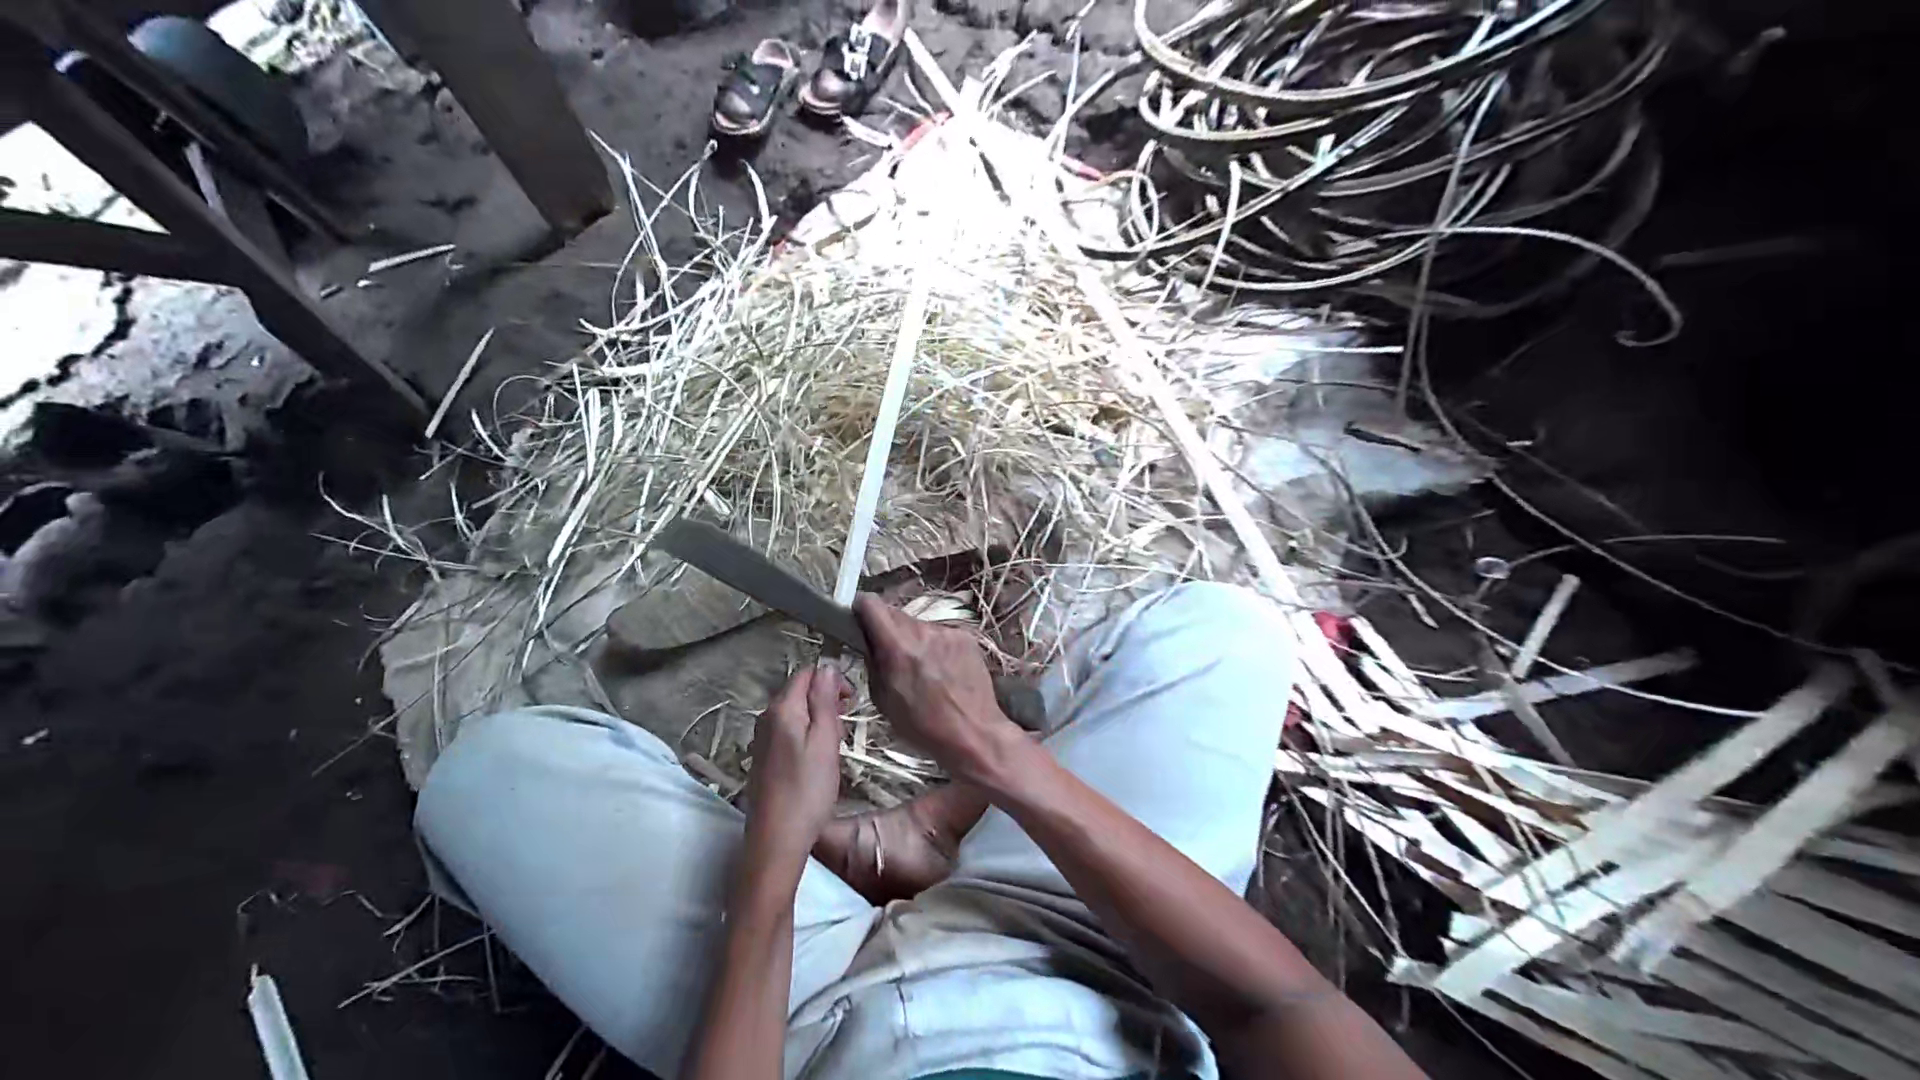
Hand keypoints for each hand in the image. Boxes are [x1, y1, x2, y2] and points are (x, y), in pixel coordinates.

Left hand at [746, 662, 849, 857]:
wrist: (776, 840)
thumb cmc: (808, 790)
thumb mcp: (825, 741)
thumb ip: (824, 700)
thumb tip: (827, 666)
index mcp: (782, 709)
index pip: (807, 674)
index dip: (832, 680)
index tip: (852, 702)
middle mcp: (766, 718)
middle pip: (799, 691)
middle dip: (826, 698)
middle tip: (847, 723)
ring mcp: (761, 739)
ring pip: (794, 712)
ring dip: (817, 717)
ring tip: (836, 740)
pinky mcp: (763, 758)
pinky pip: (787, 730)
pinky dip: (806, 733)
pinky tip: (817, 756)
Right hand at [853, 594, 1024, 784]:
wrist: (973, 734)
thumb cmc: (924, 726)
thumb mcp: (884, 700)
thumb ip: (873, 664)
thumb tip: (867, 642)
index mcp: (898, 648)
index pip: (871, 604)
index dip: (862, 609)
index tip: (859, 618)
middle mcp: (923, 632)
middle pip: (895, 615)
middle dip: (888, 630)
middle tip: (891, 654)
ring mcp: (947, 633)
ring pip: (919, 625)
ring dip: (913, 639)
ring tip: (921, 669)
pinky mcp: (965, 637)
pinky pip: (940, 634)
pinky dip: (935, 646)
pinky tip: (942, 670)